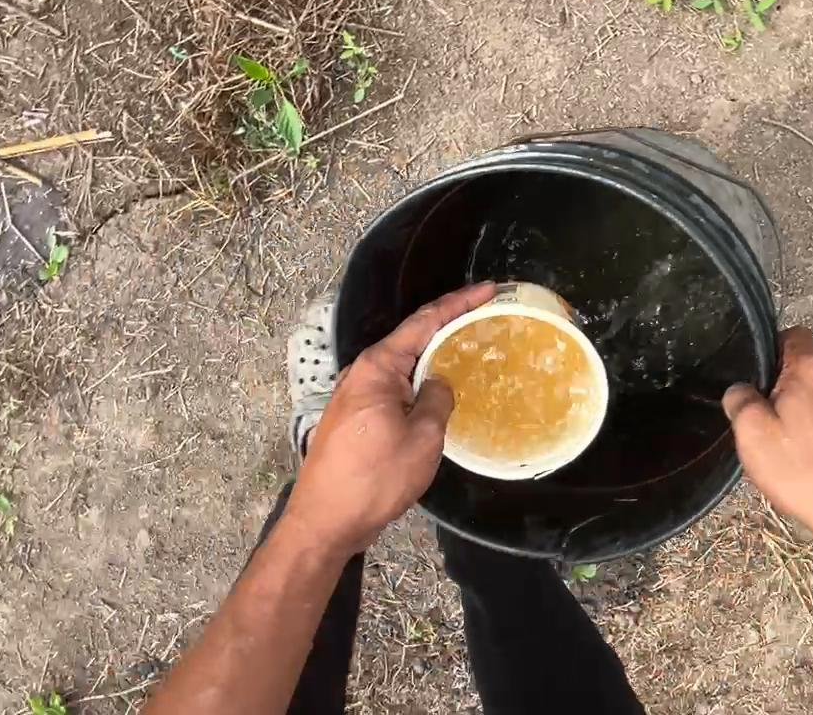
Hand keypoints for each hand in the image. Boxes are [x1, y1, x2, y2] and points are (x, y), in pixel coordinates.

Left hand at [282, 282, 494, 558]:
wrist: (323, 523)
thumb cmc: (374, 478)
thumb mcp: (422, 437)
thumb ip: (437, 400)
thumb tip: (437, 383)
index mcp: (378, 367)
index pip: (425, 321)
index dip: (459, 303)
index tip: (489, 289)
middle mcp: (363, 372)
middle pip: (413, 338)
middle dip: (448, 324)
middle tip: (485, 315)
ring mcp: (356, 394)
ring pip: (403, 364)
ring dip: (434, 354)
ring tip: (468, 347)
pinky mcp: (356, 416)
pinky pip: (395, 386)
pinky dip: (419, 380)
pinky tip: (438, 388)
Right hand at [724, 327, 812, 543]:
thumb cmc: (803, 472)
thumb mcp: (752, 435)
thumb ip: (739, 400)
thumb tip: (740, 390)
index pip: (789, 334)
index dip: (767, 354)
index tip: (757, 384)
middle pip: (808, 355)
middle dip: (786, 375)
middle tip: (769, 409)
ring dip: (806, 394)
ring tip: (790, 429)